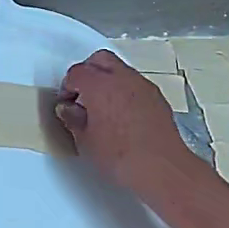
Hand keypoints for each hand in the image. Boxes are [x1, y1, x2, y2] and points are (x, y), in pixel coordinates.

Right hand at [54, 50, 194, 193]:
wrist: (161, 168)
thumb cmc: (120, 155)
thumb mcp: (86, 141)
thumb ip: (73, 119)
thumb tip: (68, 109)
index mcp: (98, 84)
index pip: (76, 72)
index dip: (67, 87)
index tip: (67, 103)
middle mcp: (121, 77)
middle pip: (99, 59)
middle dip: (88, 72)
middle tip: (82, 95)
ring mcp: (142, 85)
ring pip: (120, 69)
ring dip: (108, 80)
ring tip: (103, 106)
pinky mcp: (157, 97)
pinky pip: (135, 83)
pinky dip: (125, 90)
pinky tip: (122, 114)